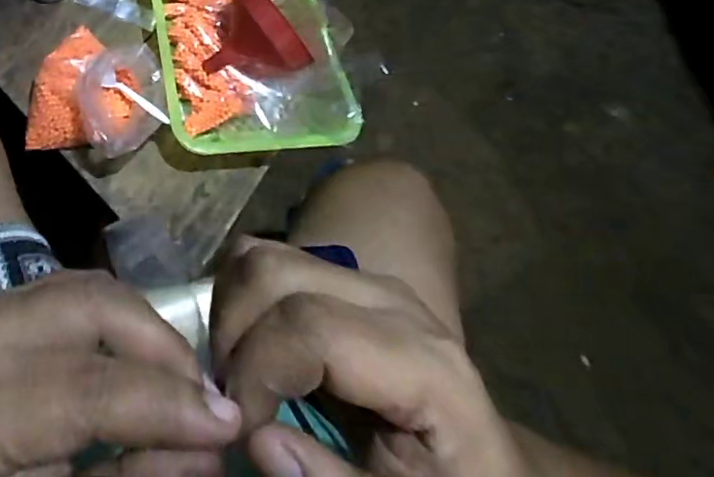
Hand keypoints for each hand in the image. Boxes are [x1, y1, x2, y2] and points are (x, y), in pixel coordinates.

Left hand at [0, 269, 242, 476]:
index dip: (167, 404)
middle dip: (163, 348)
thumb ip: (135, 475)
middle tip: (206, 397)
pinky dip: (121, 314)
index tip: (227, 422)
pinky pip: (78, 287)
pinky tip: (141, 353)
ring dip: (147, 328)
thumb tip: (211, 444)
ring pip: (94, 288)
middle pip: (97, 310)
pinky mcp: (3, 297)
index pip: (91, 391)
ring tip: (180, 378)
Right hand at [210, 240, 529, 476]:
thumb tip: (258, 439)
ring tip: (236, 376)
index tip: (241, 429)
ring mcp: (364, 278)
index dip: (258, 371)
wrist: (486, 460)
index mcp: (423, 362)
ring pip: (264, 256)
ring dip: (229, 312)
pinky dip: (238, 296)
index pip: (311, 326)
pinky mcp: (342, 276)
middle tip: (228, 403)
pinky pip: (268, 260)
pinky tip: (246, 348)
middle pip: (276, 274)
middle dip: (232, 336)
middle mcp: (392, 299)